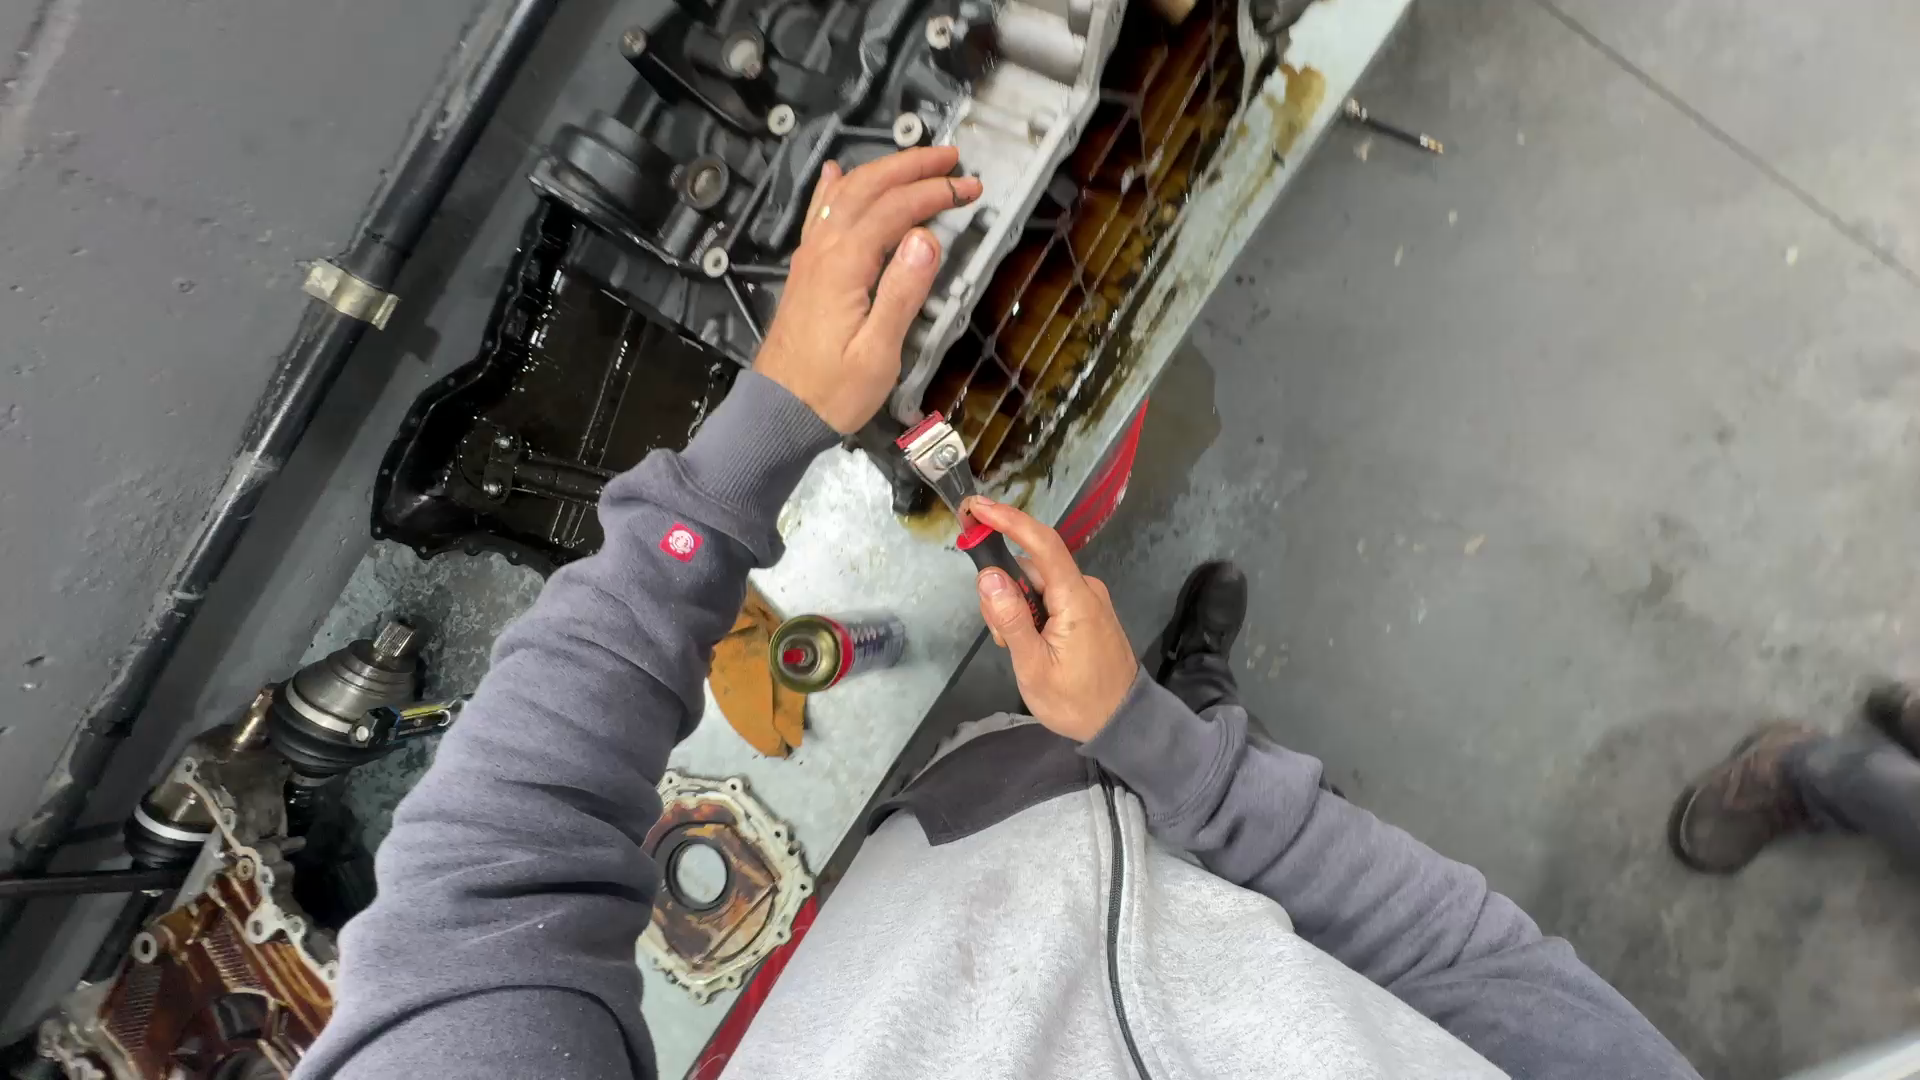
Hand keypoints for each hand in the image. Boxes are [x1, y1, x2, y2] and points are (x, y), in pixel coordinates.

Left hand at [755, 147, 982, 433]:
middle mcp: (823, 251)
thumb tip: (926, 239)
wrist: (781, 412)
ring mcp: (809, 259)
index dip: (935, 193)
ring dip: (881, 171)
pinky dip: (835, 190)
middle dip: (912, 167)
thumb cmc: (833, 392)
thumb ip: (902, 293)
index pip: (896, 210)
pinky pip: (820, 216)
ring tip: (914, 161)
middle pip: (868, 188)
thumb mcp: (878, 353)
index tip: (969, 188)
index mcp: (845, 266)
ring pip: (844, 196)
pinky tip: (836, 176)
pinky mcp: (804, 273)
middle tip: (951, 158)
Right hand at [964, 496, 1137, 741]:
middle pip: (1030, 567)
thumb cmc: (1078, 701)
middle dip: (1003, 590)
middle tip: (1000, 636)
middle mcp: (1084, 588)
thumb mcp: (1034, 667)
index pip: (1041, 543)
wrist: (1124, 723)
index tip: (976, 508)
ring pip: (1036, 584)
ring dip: (1016, 607)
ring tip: (1018, 650)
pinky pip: (1049, 598)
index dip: (1008, 520)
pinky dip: (1031, 614)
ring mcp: (1088, 599)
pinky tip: (1031, 645)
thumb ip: (1010, 619)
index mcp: (1075, 597)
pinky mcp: (1087, 611)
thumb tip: (987, 576)